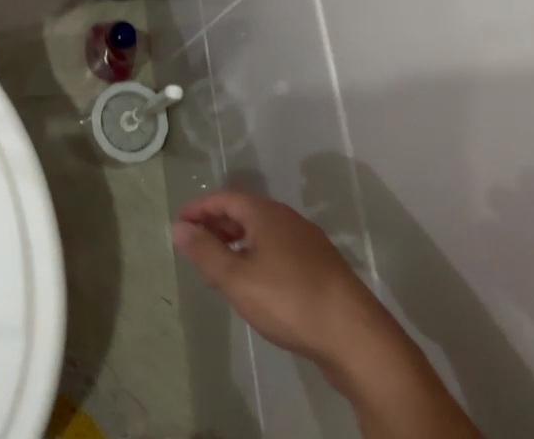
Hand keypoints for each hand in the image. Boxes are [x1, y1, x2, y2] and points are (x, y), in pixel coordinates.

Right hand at [171, 189, 387, 364]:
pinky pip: (278, 250)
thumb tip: (178, 227)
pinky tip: (253, 285)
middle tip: (194, 246)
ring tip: (218, 268)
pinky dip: (256, 257)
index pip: (225, 198)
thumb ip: (205, 252)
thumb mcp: (237, 278)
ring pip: (263, 233)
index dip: (199, 208)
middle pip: (245, 212)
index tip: (179, 223)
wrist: (354, 335)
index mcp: (267, 214)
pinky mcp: (320, 268)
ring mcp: (308, 244)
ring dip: (236, 243)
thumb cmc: (289, 300)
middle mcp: (289, 220)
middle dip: (217, 225)